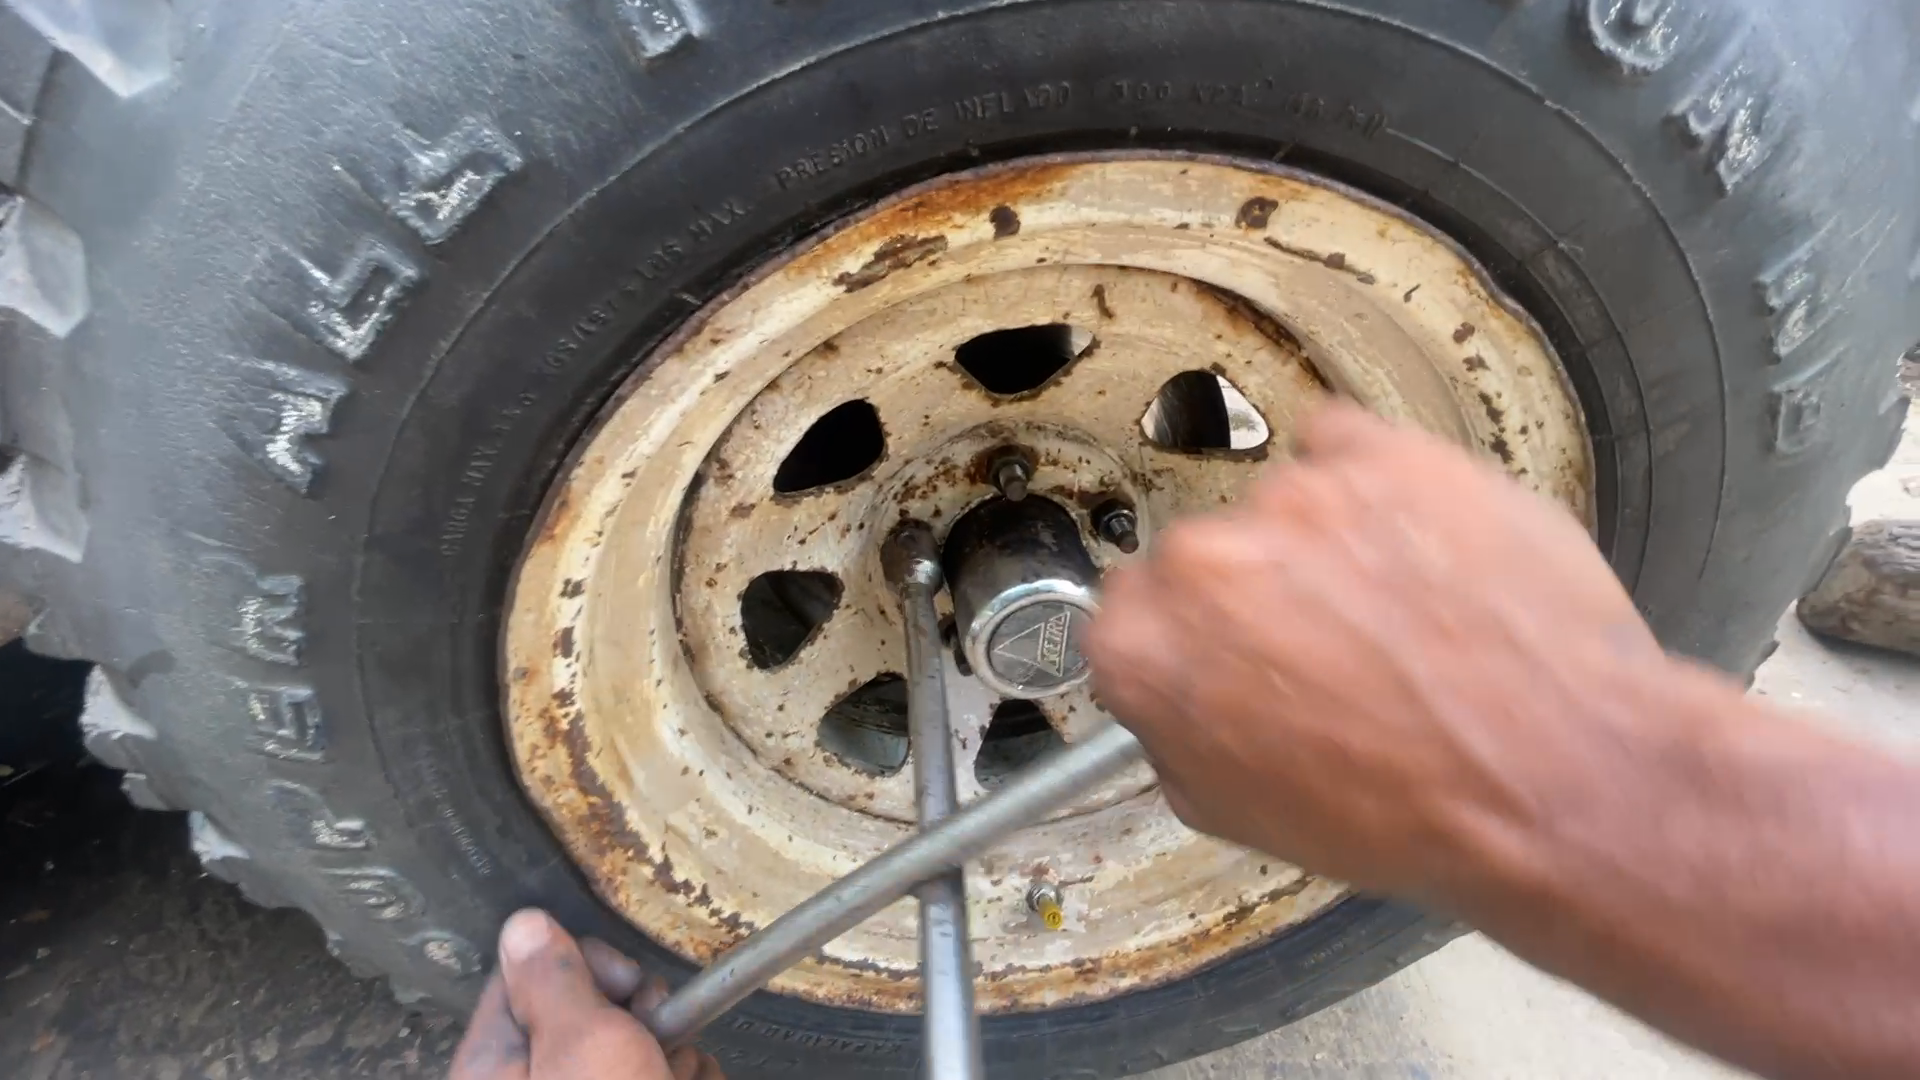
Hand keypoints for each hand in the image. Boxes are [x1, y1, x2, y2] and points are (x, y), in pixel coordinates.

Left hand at [451, 908, 722, 1079]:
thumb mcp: (580, 1047)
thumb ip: (556, 981)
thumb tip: (522, 920)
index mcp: (495, 1068)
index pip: (530, 972)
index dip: (584, 962)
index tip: (622, 983)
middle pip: (597, 1005)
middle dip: (643, 1015)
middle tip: (648, 1042)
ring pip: (646, 1042)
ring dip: (674, 1057)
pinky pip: (672, 1073)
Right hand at [1087, 402, 1658, 900]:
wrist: (1559, 781)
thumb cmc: (1392, 811)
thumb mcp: (1227, 810)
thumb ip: (1162, 729)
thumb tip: (1163, 684)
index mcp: (1142, 645)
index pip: (1122, 611)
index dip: (1175, 638)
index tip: (1216, 653)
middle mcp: (1194, 560)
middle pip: (1191, 557)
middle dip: (1235, 596)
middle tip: (1310, 641)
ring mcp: (1285, 500)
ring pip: (1270, 513)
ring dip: (1307, 550)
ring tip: (1387, 609)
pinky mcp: (1373, 455)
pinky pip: (1335, 444)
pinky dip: (1355, 480)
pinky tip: (1399, 536)